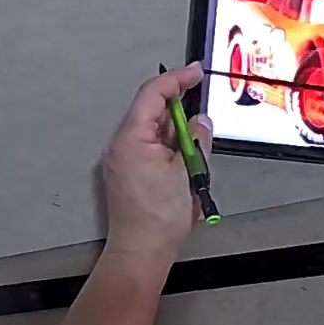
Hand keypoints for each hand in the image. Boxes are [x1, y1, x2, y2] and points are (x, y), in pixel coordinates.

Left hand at [101, 63, 210, 264]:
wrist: (140, 252)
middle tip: (202, 116)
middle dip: (179, 111)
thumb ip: (196, 139)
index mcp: (131, 138)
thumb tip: (201, 123)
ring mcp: (122, 161)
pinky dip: (168, 149)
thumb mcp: (187, 172)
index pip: (153, 94)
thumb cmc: (158, 219)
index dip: (176, 79)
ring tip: (195, 155)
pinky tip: (184, 164)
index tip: (195, 72)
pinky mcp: (127, 175)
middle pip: (151, 113)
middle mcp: (120, 146)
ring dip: (176, 134)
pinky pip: (149, 149)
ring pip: (152, 132)